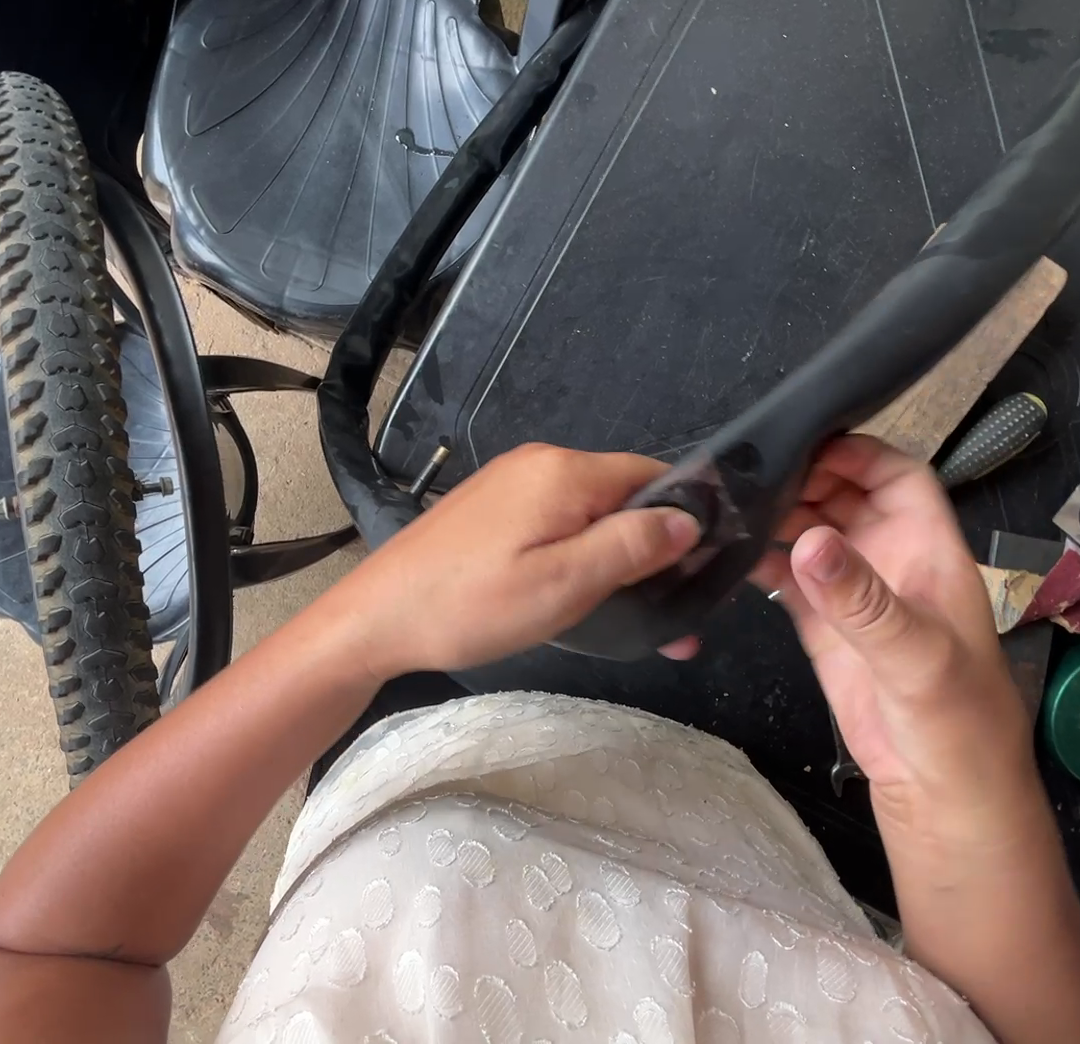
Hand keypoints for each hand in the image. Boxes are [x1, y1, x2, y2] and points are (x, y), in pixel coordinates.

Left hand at [318, 443, 700, 678]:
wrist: (377, 617)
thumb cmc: (471, 605)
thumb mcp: (564, 584)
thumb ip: (631, 545)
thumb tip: (690, 520)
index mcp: (564, 471)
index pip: (653, 476)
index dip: (685, 519)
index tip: (701, 572)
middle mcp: (540, 462)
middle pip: (621, 495)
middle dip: (650, 547)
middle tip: (669, 614)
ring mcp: (511, 483)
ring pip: (588, 513)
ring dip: (614, 556)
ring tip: (631, 613)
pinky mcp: (492, 508)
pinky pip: (555, 522)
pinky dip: (577, 554)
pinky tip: (580, 592)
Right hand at [756, 435, 1041, 843]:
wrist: (936, 790)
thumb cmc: (955, 719)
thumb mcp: (916, 656)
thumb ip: (862, 599)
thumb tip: (806, 541)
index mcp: (928, 551)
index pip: (898, 478)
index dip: (857, 456)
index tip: (802, 448)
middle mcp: (887, 559)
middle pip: (843, 497)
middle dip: (801, 482)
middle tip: (745, 479)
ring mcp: (850, 591)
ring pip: (809, 532)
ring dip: (774, 518)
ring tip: (726, 509)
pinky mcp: (819, 622)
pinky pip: (785, 575)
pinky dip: (758, 560)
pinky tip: (727, 553)